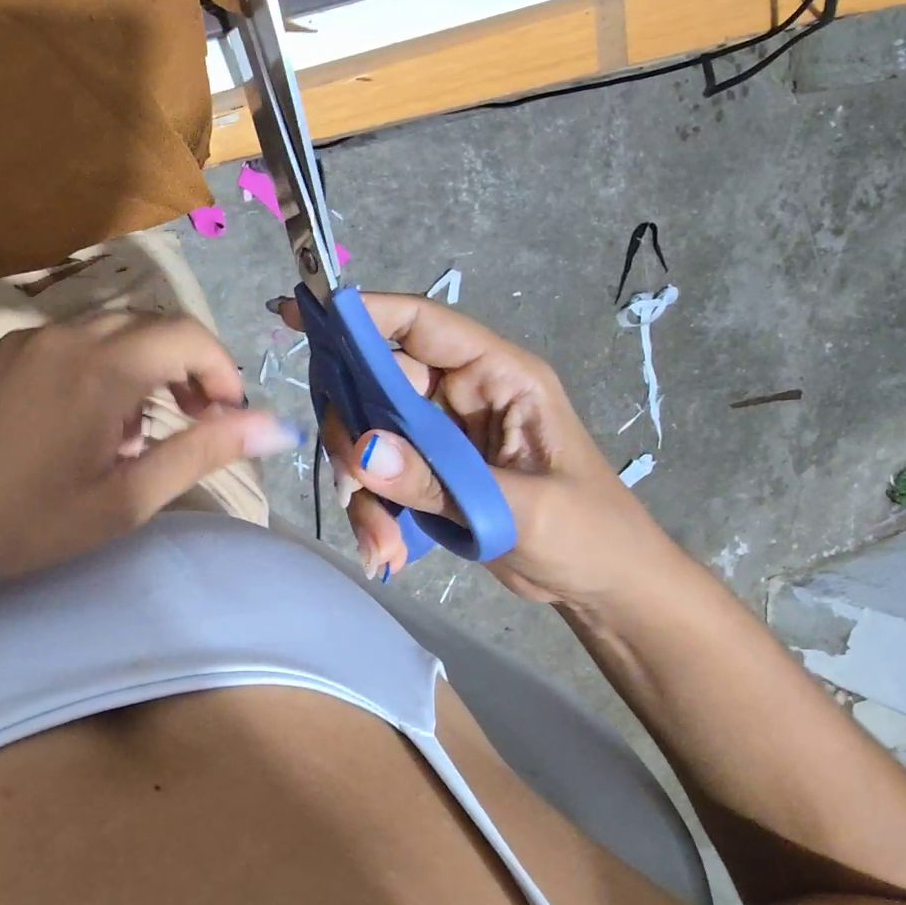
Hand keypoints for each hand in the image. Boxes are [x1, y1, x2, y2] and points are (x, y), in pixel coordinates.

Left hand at [0, 313, 301, 598]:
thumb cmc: (28, 525)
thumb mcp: (124, 499)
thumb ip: (202, 451)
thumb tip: (276, 426)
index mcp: (101, 368)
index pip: (186, 335)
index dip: (221, 370)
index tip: (228, 416)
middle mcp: (61, 336)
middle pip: (145, 325)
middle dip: (181, 366)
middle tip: (189, 423)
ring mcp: (19, 342)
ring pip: (102, 332)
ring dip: (135, 368)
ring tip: (127, 437)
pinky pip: (60, 344)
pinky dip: (90, 368)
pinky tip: (74, 426)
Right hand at [274, 293, 676, 606]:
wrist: (603, 588)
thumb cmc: (591, 536)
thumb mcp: (520, 510)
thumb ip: (436, 480)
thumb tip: (361, 450)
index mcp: (498, 377)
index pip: (421, 324)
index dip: (364, 316)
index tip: (302, 317)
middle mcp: (458, 395)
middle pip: (373, 384)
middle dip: (351, 434)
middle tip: (349, 480)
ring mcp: (436, 434)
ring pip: (363, 435)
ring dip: (361, 488)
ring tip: (380, 540)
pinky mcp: (421, 470)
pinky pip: (372, 475)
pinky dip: (370, 511)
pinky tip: (385, 549)